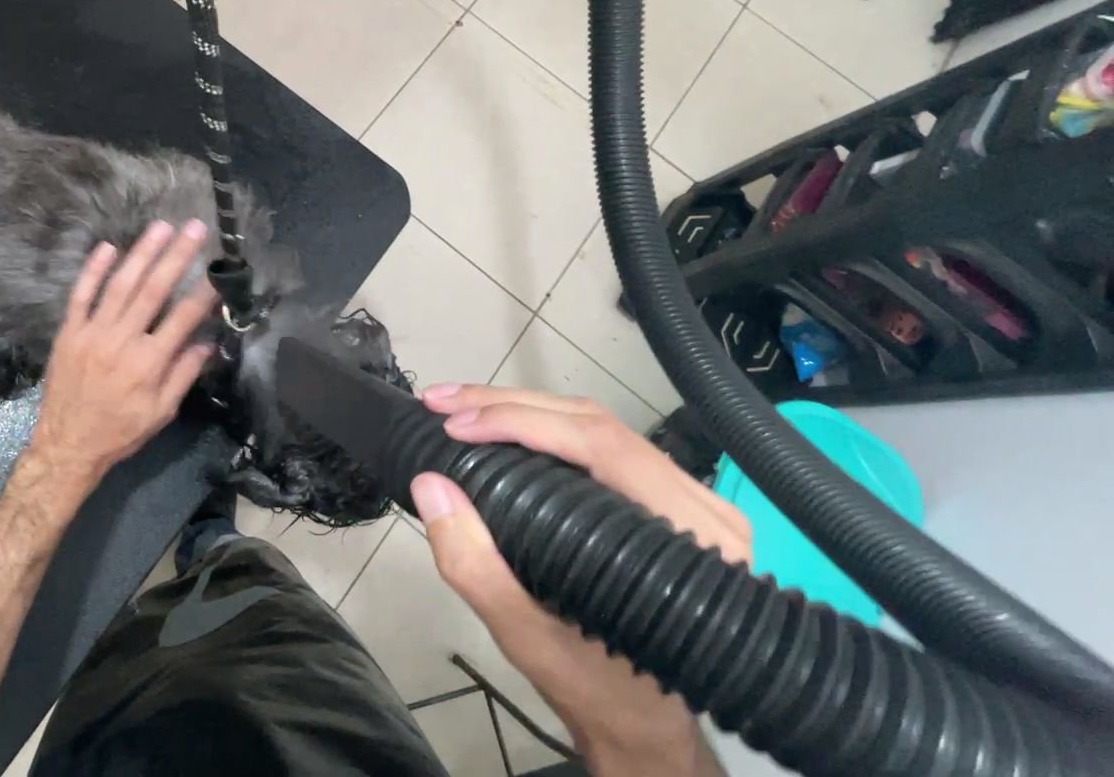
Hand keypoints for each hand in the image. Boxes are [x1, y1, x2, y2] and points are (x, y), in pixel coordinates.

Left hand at [26, 220, 219, 489]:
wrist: (68, 445)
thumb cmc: (120, 432)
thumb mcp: (161, 412)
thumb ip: (184, 374)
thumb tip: (208, 342)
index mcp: (149, 362)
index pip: (183, 317)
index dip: (203, 291)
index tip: (219, 268)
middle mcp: (121, 340)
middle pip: (153, 290)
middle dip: (176, 256)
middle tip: (194, 228)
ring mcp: (92, 333)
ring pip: (120, 285)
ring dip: (141, 253)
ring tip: (160, 227)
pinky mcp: (69, 332)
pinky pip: (81, 295)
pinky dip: (93, 270)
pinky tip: (108, 247)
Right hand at [409, 385, 747, 775]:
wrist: (644, 728)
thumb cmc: (595, 689)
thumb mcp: (526, 638)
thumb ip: (476, 565)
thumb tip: (430, 483)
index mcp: (687, 537)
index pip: (600, 445)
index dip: (519, 422)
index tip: (453, 426)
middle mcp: (701, 507)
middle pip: (595, 422)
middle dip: (506, 404)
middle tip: (438, 402)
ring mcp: (688, 499)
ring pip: (595, 424)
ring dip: (518, 408)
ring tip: (454, 407)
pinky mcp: (664, 499)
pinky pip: (598, 443)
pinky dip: (539, 425)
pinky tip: (496, 424)